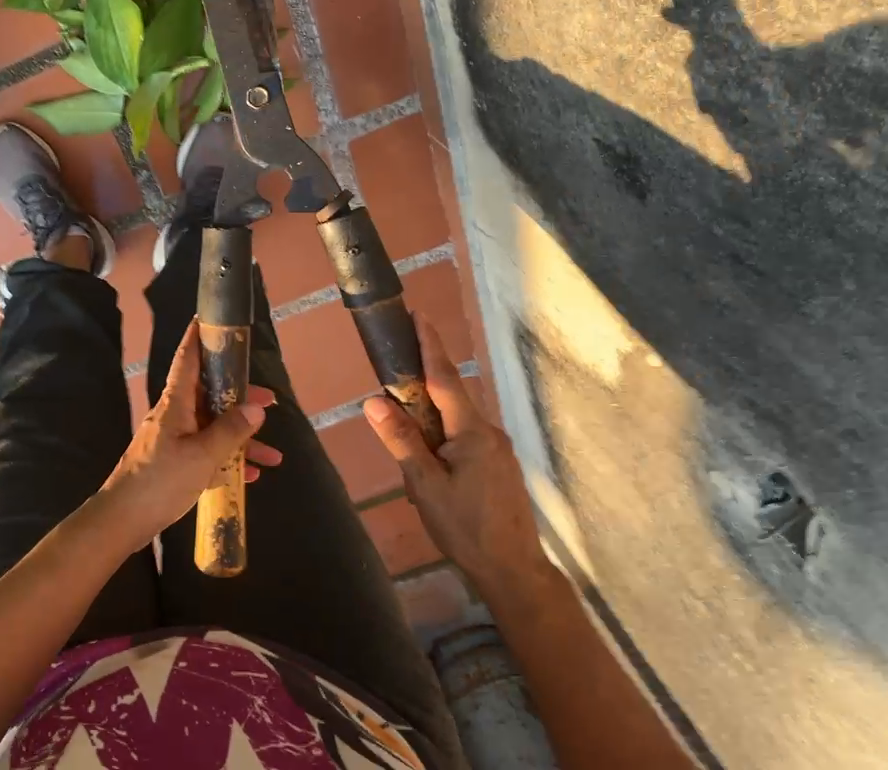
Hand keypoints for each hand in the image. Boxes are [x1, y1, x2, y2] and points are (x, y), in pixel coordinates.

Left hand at [96, 320, 282, 550]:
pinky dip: (227, 460)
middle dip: (240, 398)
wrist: (123, 518)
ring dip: (241, 439)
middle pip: (209, 396)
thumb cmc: (160, 480)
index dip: (197, 339)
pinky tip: (250, 475)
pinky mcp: (173, 464)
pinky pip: (206, 454)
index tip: (207, 320)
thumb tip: (256, 407)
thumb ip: (230, 431)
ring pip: (212, 429)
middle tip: (270, 400)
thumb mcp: (201, 455)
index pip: (187, 361)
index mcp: (175, 404)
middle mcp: (173, 416)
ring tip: (273, 454)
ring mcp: (172, 440)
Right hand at [363, 323, 548, 596]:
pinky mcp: (497, 466)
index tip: (419, 316)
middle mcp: (489, 433)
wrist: (513, 571)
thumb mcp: (425, 485)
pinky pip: (463, 439)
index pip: (445, 379)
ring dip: (428, 421)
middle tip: (392, 378)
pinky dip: (440, 439)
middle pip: (449, 398)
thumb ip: (402, 441)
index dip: (430, 347)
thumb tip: (374, 401)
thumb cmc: (466, 528)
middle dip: (420, 387)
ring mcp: (496, 450)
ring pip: (454, 422)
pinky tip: (427, 467)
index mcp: (472, 433)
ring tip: (404, 442)